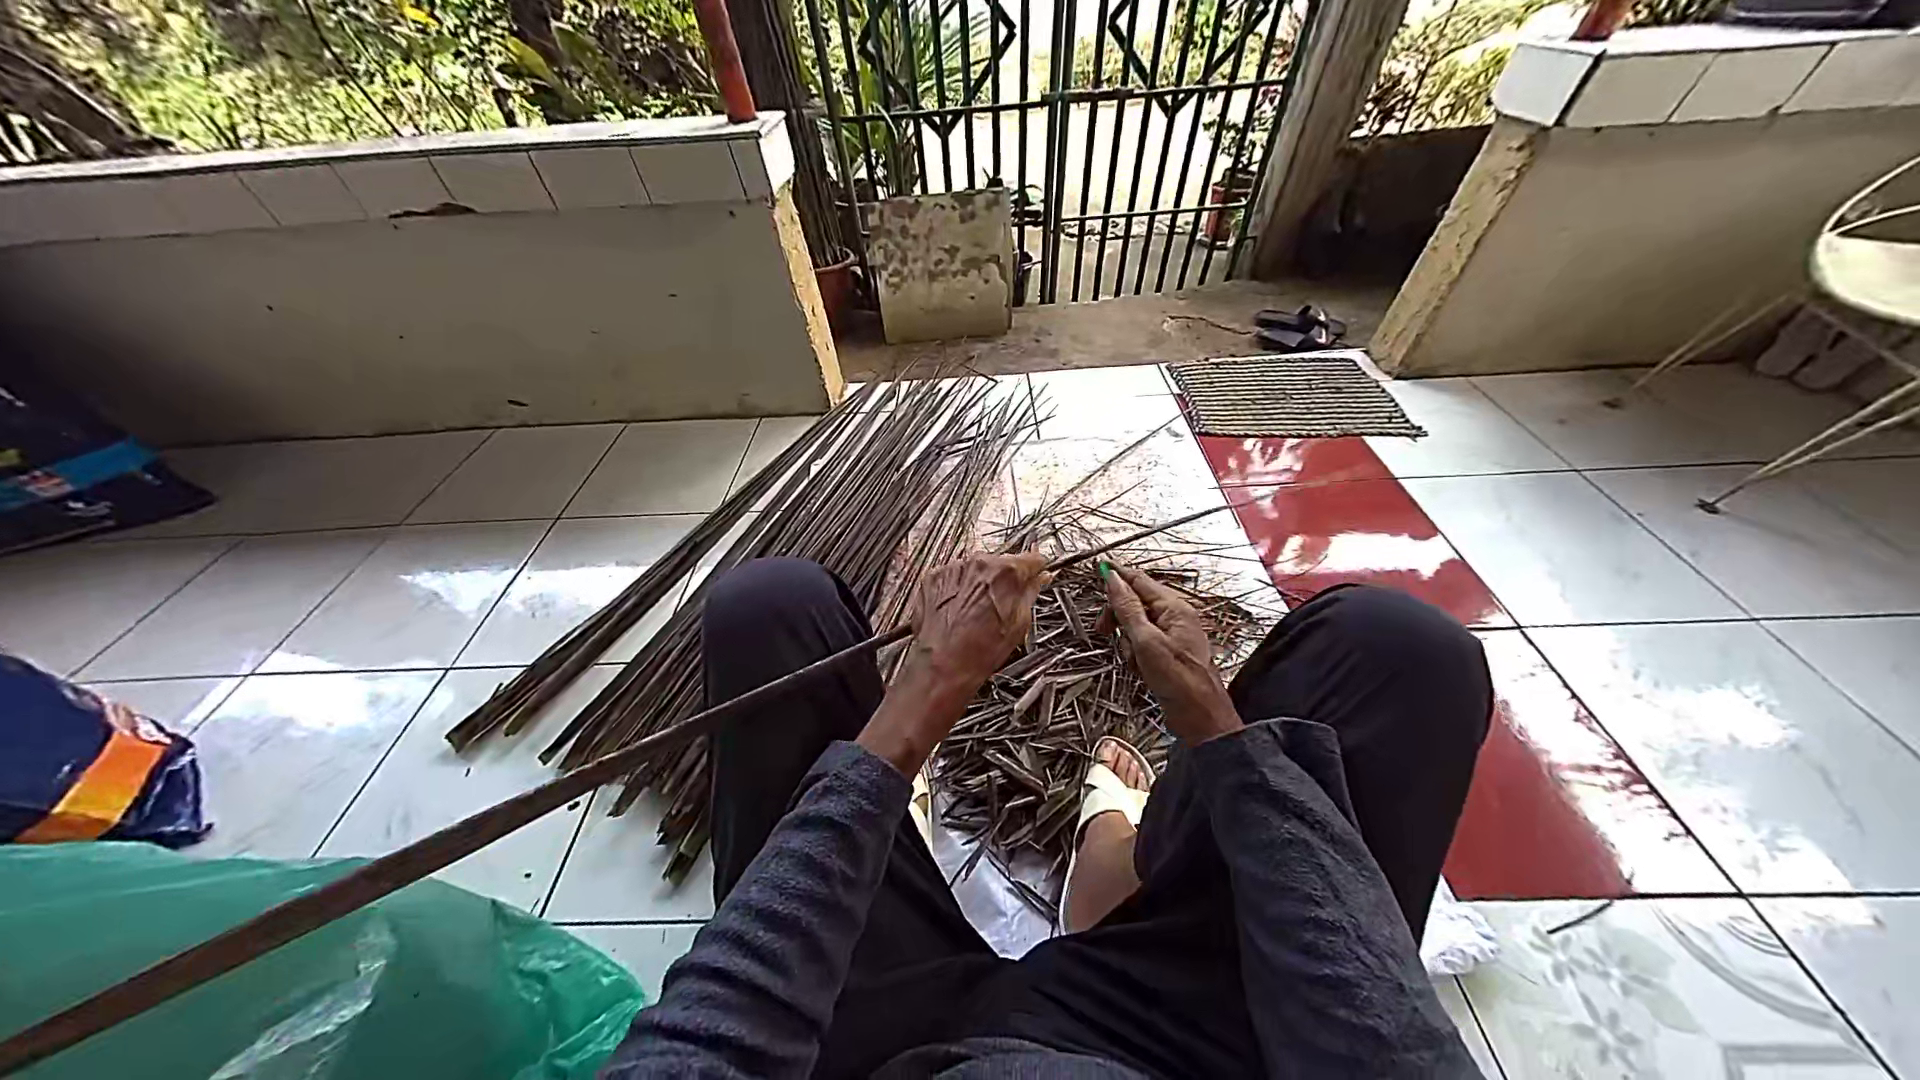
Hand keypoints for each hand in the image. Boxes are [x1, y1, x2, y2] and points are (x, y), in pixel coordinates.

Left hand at [859, 552, 1051, 775]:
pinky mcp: (934, 577)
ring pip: (976, 570)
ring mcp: (954, 569)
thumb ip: (1031, 593)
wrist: (944, 663)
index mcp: (1006, 571)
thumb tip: (1038, 580)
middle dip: (1004, 580)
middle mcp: (979, 564)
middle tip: (1003, 605)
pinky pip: (953, 577)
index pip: (1032, 559)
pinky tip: (960, 611)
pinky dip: (958, 590)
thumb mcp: (1020, 623)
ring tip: (978, 613)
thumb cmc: (978, 650)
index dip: (1036, 570)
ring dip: (979, 585)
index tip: (1037, 574)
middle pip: (1001, 563)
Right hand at [1103, 563, 1242, 743]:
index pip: (1139, 580)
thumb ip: (1127, 608)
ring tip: (1132, 659)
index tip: (1097, 569)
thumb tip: (1113, 580)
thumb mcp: (1146, 642)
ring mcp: (1172, 635)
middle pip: (1135, 602)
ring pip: (1136, 624)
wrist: (1200, 719)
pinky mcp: (1168, 653)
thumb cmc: (1180, 682)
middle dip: (1118, 616)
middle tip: (1104, 630)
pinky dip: (1135, 653)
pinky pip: (1142, 642)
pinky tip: (1138, 668)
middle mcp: (1175, 617)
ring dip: (1127, 640)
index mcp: (1175, 608)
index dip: (1117, 576)